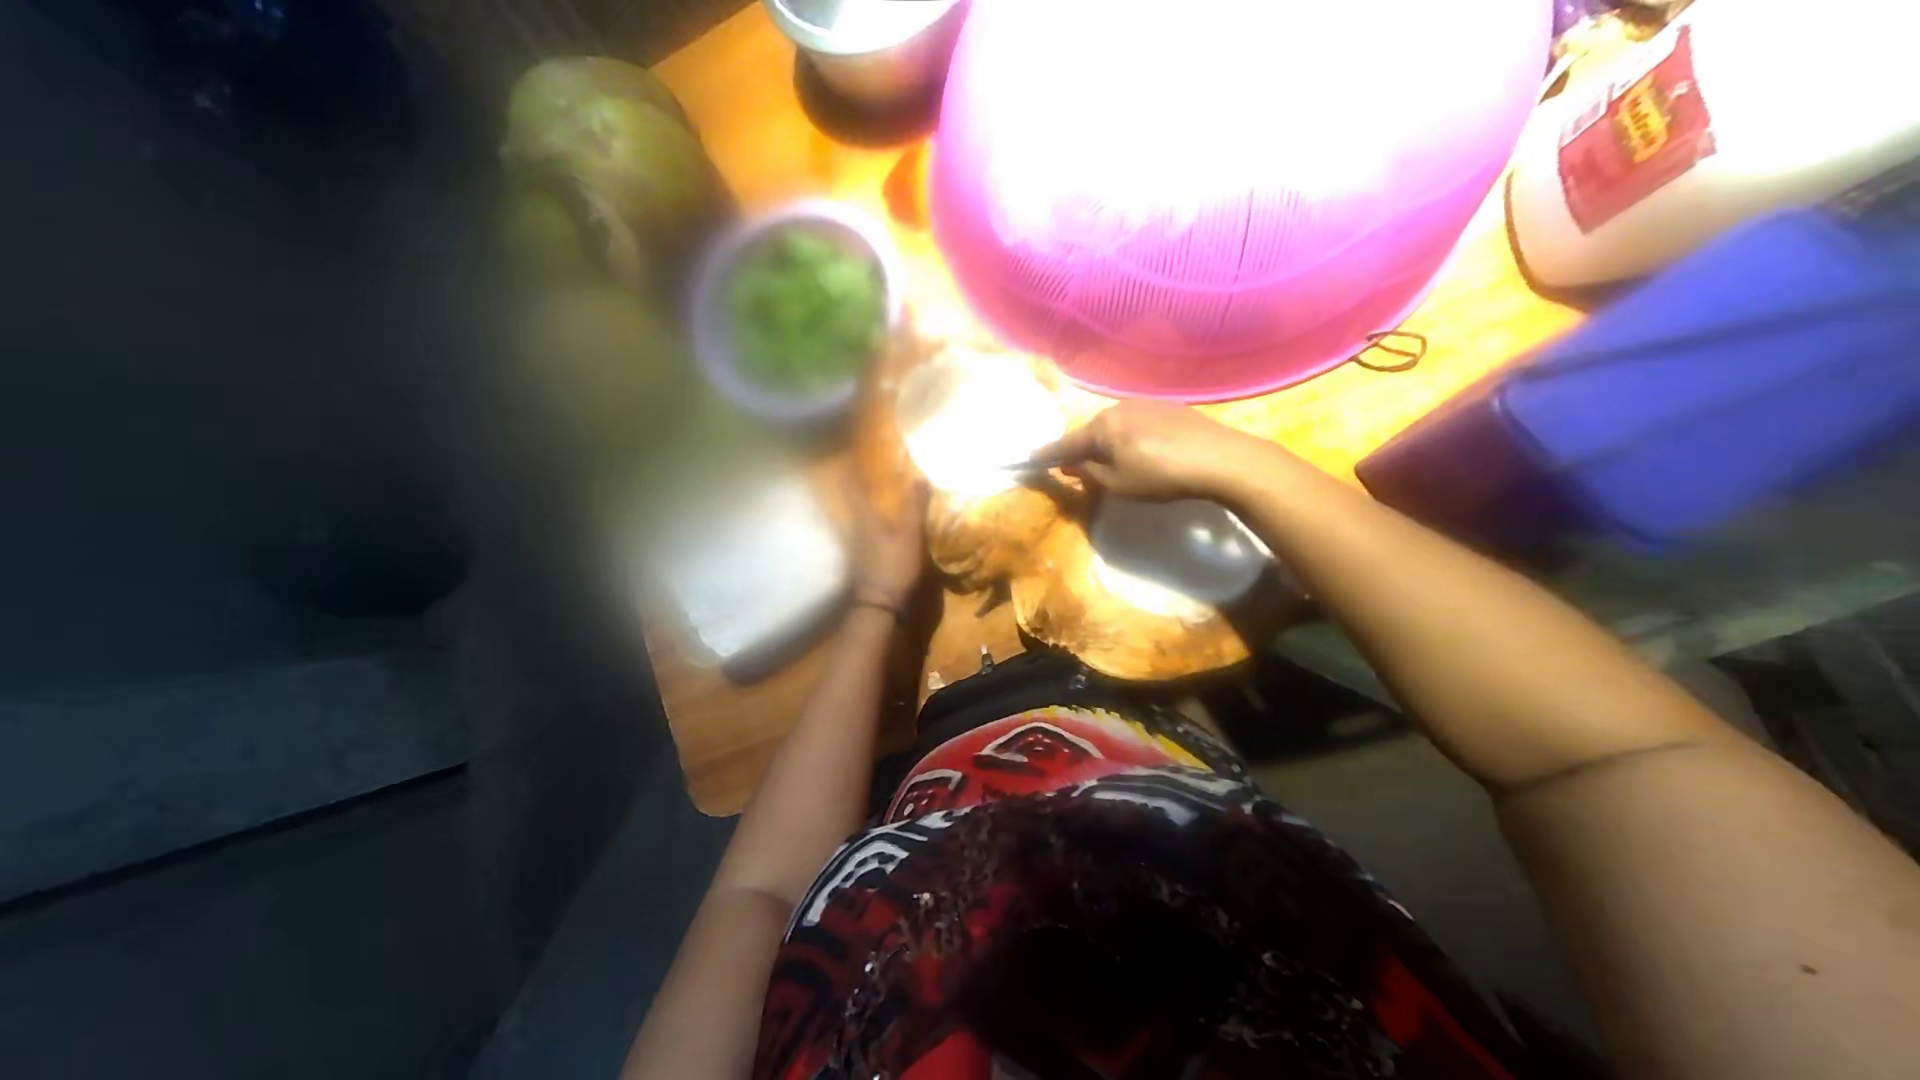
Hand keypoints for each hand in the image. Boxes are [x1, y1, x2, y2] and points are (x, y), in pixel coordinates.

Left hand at [849, 476, 928, 613]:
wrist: (879, 607)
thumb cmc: (893, 567)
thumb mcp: (909, 536)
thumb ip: (914, 507)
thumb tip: (919, 476)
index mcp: (864, 519)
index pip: (851, 487)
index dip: (848, 469)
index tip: (846, 452)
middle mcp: (855, 529)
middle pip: (849, 501)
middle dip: (852, 484)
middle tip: (858, 468)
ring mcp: (857, 546)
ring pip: (856, 517)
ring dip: (861, 504)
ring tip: (870, 491)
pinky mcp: (863, 560)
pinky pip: (864, 533)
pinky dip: (869, 523)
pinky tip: (879, 525)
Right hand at [1029, 400, 1277, 500]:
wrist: (1221, 459)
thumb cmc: (1161, 476)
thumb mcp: (1117, 484)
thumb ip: (1089, 474)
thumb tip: (1071, 465)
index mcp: (1102, 426)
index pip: (1065, 443)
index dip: (1046, 455)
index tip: (1028, 459)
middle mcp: (1119, 408)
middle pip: (1090, 431)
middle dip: (1080, 448)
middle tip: (1073, 468)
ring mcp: (1146, 404)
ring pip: (1114, 425)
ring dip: (1107, 442)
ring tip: (1109, 461)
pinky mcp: (1169, 407)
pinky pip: (1136, 422)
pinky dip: (1128, 436)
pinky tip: (1141, 450)